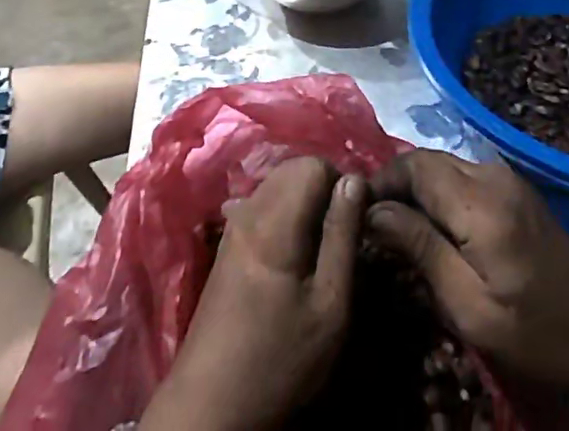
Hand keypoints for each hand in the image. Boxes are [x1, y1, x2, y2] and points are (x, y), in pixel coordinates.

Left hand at [142, 157, 366, 430]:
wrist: (210, 404)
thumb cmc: (279, 359)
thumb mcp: (329, 305)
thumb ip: (342, 236)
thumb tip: (354, 180)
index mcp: (272, 220)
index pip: (313, 164)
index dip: (342, 183)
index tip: (359, 220)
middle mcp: (247, 211)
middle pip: (293, 169)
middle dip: (325, 189)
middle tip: (343, 234)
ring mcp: (232, 226)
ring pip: (278, 185)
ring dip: (306, 201)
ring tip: (323, 247)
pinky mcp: (227, 244)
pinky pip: (264, 205)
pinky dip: (287, 214)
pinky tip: (295, 256)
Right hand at [366, 150, 568, 394]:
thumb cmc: (537, 330)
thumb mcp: (470, 305)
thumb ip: (421, 249)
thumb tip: (373, 212)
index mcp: (480, 203)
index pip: (414, 166)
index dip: (380, 181)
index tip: (356, 213)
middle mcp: (491, 176)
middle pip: (426, 161)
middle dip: (394, 184)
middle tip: (371, 224)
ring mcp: (506, 179)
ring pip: (443, 166)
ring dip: (415, 189)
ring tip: (396, 228)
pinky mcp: (513, 189)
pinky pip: (461, 177)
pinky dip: (438, 193)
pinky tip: (432, 227)